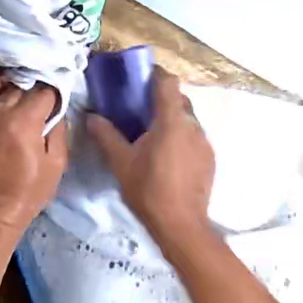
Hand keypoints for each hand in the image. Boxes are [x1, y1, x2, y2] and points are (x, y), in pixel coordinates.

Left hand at [0, 71, 67, 235]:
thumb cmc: (28, 192)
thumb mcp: (57, 164)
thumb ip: (60, 131)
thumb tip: (56, 109)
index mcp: (23, 121)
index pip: (43, 91)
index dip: (51, 97)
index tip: (52, 106)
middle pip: (14, 86)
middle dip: (26, 93)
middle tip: (30, 108)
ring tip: (1, 95)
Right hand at [85, 70, 215, 246]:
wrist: (181, 226)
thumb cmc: (149, 190)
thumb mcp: (121, 163)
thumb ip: (106, 136)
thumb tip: (92, 117)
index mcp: (171, 120)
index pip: (168, 82)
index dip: (155, 75)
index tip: (139, 79)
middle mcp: (192, 125)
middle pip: (179, 99)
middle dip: (160, 99)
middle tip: (139, 110)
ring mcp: (204, 142)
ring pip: (188, 119)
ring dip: (171, 120)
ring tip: (151, 135)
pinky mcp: (209, 158)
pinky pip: (194, 137)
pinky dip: (181, 138)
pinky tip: (167, 156)